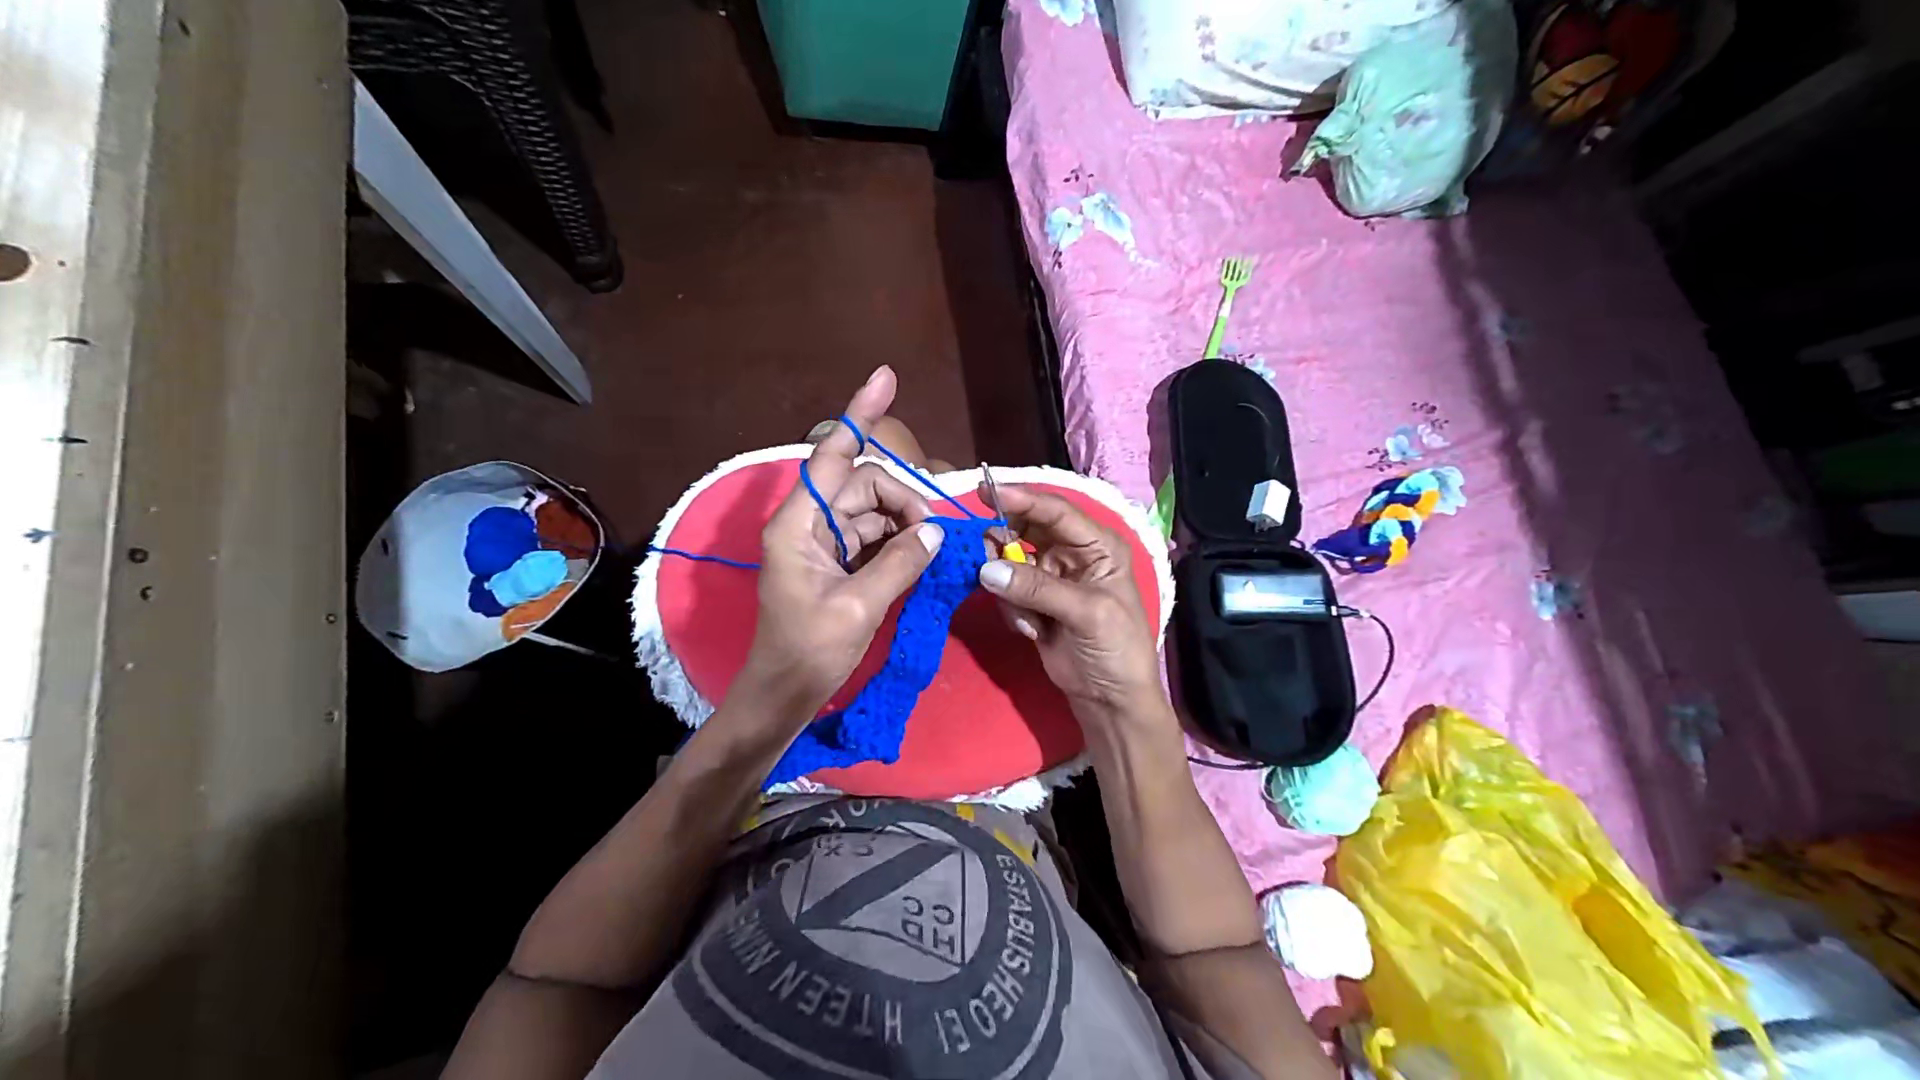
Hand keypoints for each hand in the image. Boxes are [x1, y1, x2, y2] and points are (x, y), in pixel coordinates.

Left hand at [729, 366, 945, 729]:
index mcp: (800, 525)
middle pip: (864, 484)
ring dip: (904, 523)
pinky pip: (873, 536)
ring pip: (873, 510)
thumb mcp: (858, 608)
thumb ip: (898, 563)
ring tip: (927, 552)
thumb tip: (933, 532)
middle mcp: (810, 523)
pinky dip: (898, 542)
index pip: (833, 456)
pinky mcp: (836, 561)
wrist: (783, 694)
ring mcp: (823, 542)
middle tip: (931, 537)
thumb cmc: (808, 652)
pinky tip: (918, 557)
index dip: (859, 415)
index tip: (886, 378)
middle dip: (902, 500)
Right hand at [974, 484, 1168, 732]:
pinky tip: (1032, 631)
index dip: (1021, 499)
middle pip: (1025, 529)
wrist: (1110, 698)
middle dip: (1004, 544)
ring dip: (1008, 587)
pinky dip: (1011, 609)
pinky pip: (1005, 589)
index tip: (986, 492)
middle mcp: (1071, 552)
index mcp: (1097, 545)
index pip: (1055, 511)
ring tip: (1026, 618)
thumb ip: (1038, 588)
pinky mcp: (1032, 600)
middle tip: (984, 560)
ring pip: (1009, 560)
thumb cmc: (1115, 648)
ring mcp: (1050, 576)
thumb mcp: (1086, 613)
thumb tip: (987, 569)